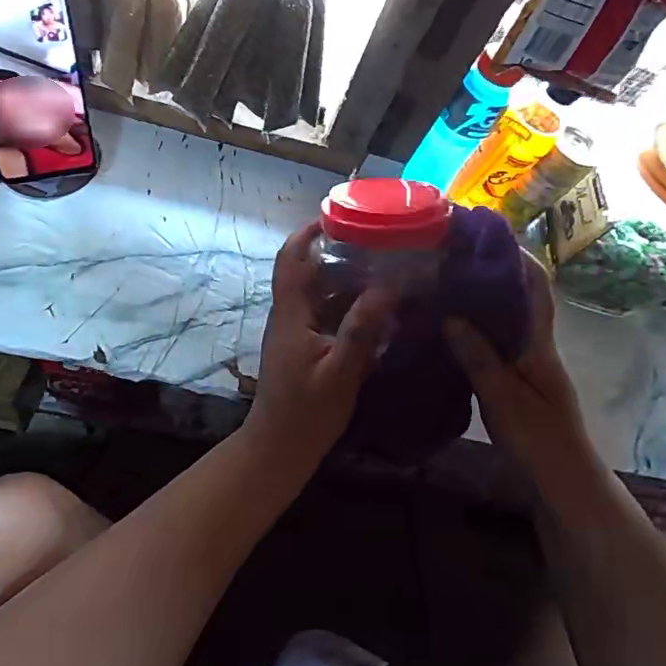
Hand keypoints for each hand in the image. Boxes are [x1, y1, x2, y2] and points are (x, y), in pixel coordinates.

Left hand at [244, 220, 396, 464]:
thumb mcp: (340, 373)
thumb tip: (387, 288)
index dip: (308, 233)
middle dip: (336, 252)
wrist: (278, 449)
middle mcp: (289, 314)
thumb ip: (361, 330)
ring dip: (344, 278)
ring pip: (317, 292)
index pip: (291, 259)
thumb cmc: (305, 413)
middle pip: (306, 270)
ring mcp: (295, 331)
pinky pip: (324, 313)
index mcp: (291, 313)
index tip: (337, 216)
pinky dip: (346, 304)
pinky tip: (375, 309)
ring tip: (382, 269)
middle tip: (375, 243)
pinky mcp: (303, 346)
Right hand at [443, 249, 592, 473]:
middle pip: (519, 295)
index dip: (517, 257)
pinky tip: (449, 324)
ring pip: (506, 316)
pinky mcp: (515, 376)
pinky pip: (495, 337)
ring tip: (445, 279)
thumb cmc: (541, 444)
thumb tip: (452, 315)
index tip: (489, 234)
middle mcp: (536, 345)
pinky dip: (475, 323)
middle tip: (454, 253)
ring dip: (482, 294)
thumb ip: (480, 359)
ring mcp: (527, 361)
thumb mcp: (506, 402)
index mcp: (539, 345)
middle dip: (493, 269)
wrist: (566, 486)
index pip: (535, 288)